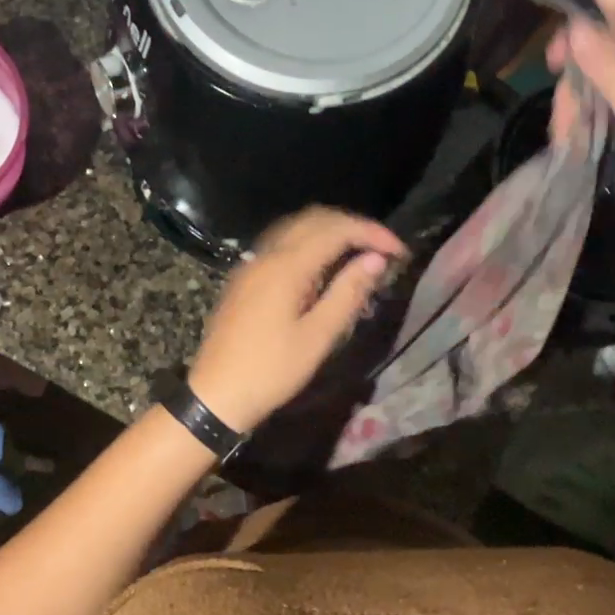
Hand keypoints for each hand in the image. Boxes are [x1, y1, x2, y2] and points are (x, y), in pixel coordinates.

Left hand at [186, 207, 406, 431]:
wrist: (216, 395)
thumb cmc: (271, 372)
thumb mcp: (317, 337)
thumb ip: (347, 293)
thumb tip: (375, 260)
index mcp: (286, 267)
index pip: (335, 230)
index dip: (371, 233)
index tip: (399, 251)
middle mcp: (265, 256)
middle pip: (313, 219)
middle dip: (351, 227)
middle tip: (381, 249)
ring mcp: (250, 266)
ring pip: (294, 230)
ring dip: (329, 233)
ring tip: (357, 256)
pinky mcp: (244, 280)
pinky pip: (280, 247)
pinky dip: (307, 246)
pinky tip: (322, 270)